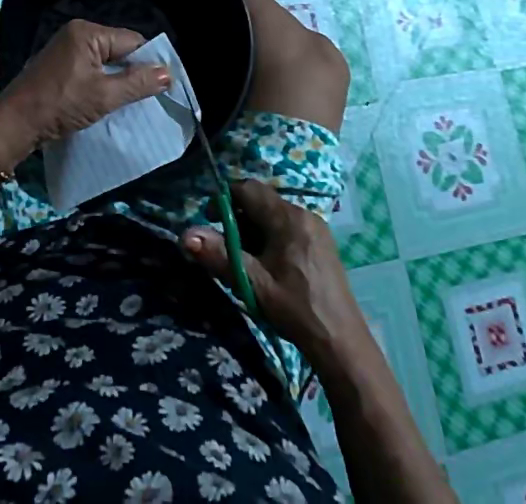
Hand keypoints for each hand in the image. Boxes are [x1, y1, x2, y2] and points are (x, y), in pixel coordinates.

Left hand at [0, 19, 172, 164]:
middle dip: (132, 71)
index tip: (160, 85)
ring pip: (107, 60)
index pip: (132, 41)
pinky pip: (92, 67)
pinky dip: (102, 81)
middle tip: (145, 95)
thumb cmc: (59, 106)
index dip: (148, 62)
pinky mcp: (60, 64)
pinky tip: (106, 98)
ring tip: (127, 99)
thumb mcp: (104, 96)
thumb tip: (168, 74)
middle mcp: (77, 33)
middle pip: (120, 49)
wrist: (14, 125)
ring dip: (117, 78)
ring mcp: (66, 48)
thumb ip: (137, 83)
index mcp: (88, 32)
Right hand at [181, 181, 366, 362]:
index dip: (225, 199)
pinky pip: (288, 226)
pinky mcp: (320, 242)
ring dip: (253, 229)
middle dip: (237, 217)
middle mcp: (304, 214)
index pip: (249, 189)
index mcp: (288, 218)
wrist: (339, 337)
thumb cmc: (295, 308)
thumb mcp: (253, 283)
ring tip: (242, 260)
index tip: (208, 219)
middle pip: (262, 201)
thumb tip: (186, 234)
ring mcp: (315, 227)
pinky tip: (265, 265)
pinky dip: (270, 236)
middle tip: (222, 246)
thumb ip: (220, 255)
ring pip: (274, 214)